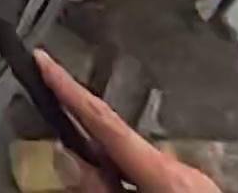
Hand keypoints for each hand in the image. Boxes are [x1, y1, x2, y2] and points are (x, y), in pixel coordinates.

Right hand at [35, 50, 219, 192]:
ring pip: (136, 167)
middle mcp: (183, 172)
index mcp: (166, 176)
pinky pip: (154, 184)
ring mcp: (195, 186)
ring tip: (93, 180)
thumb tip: (66, 158)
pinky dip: (130, 185)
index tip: (42, 57)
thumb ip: (101, 192)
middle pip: (120, 143)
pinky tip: (119, 188)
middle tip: (59, 127)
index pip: (106, 121)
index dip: (68, 88)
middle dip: (87, 139)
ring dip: (110, 172)